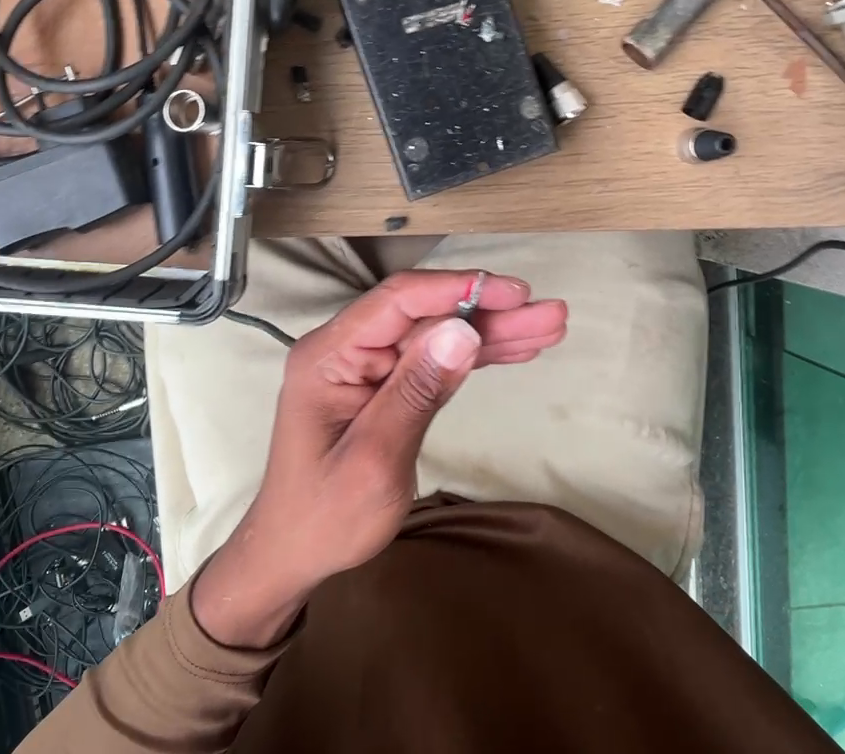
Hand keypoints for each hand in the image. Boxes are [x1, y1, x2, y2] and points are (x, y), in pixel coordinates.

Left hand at [190, 270, 567, 648]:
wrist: (293, 555)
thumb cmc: (325, 517)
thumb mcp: (374, 460)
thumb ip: (416, 392)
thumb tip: (462, 331)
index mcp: (329, 356)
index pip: (398, 302)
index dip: (458, 290)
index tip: (513, 293)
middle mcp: (346, 350)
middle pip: (425, 316)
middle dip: (489, 312)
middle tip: (551, 314)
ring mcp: (365, 368)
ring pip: (436, 336)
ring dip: (492, 333)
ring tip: (550, 327)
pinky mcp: (383, 388)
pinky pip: (433, 362)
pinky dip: (475, 358)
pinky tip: (516, 351)